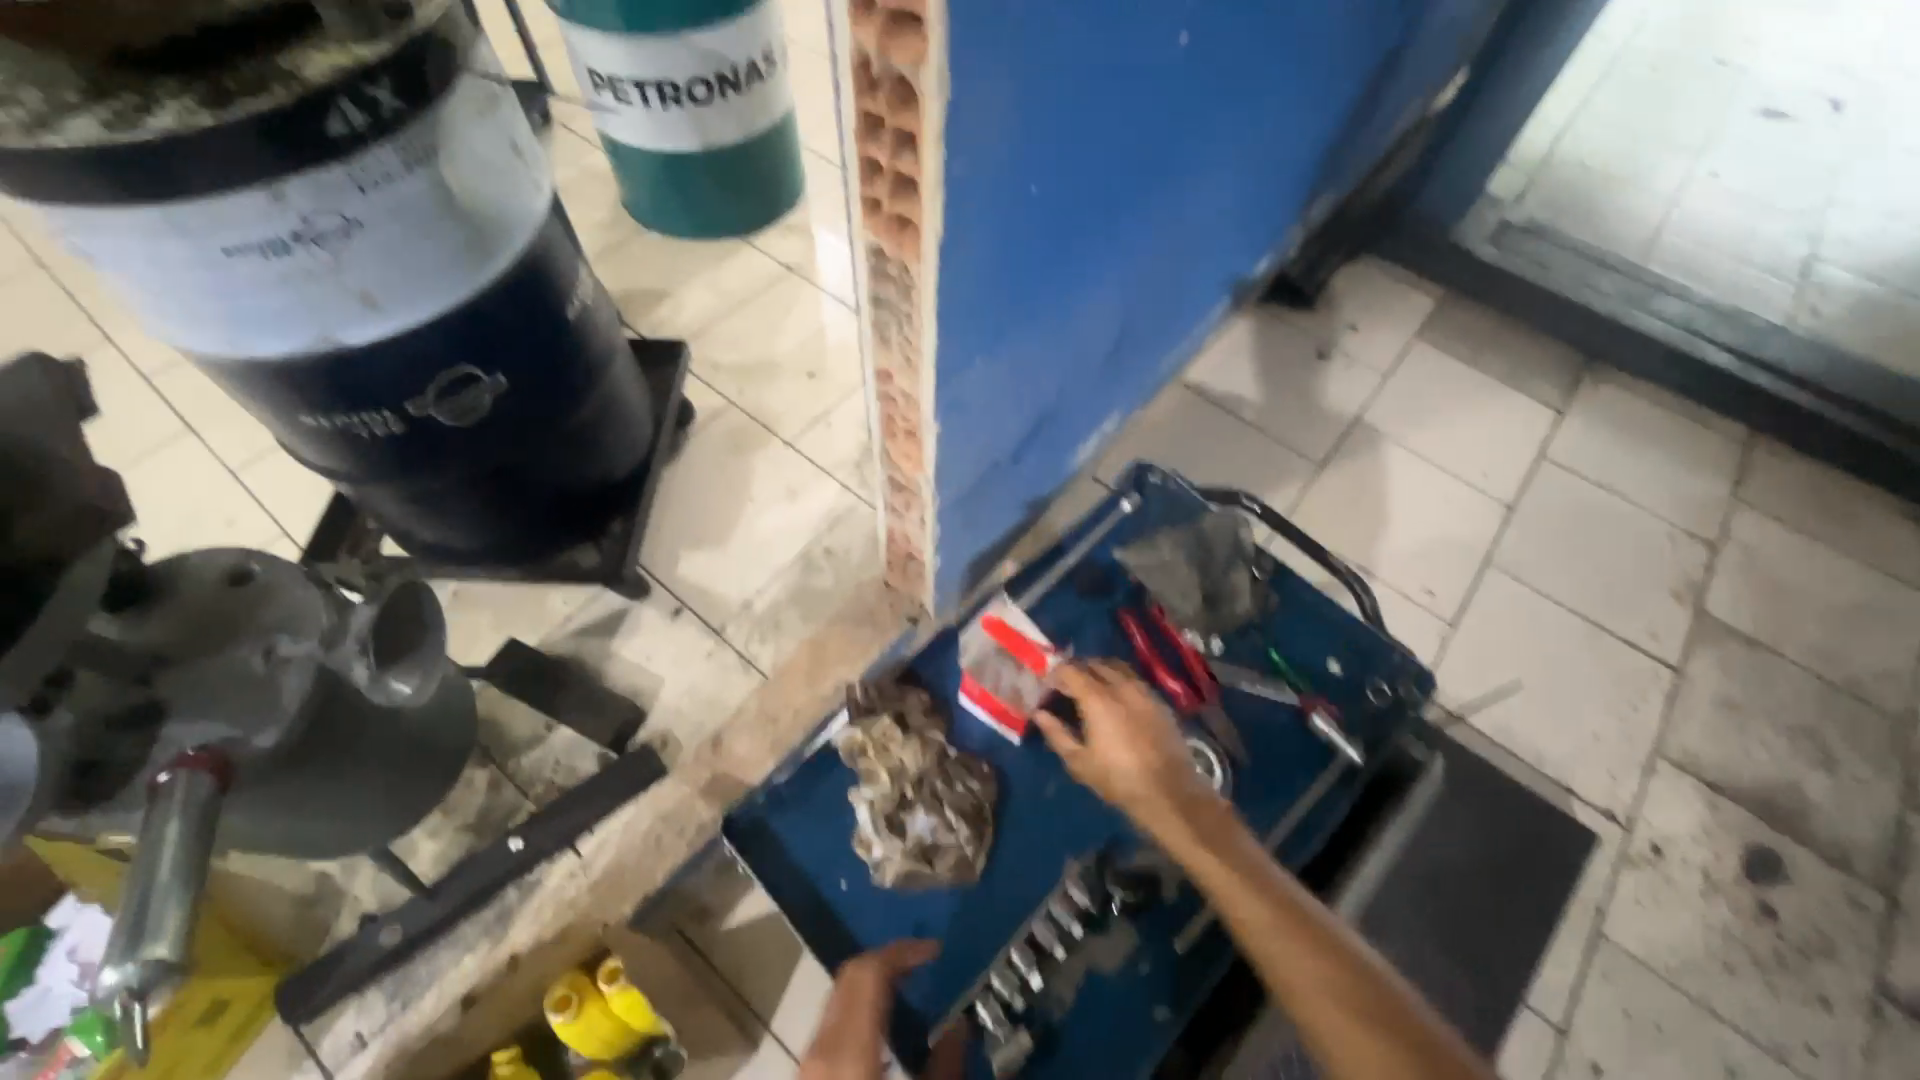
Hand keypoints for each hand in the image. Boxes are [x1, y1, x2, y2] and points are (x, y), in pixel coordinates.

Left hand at [799, 940, 965, 1079]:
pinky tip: (885, 1023)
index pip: (869, 971)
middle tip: (924, 958)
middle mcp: (821, 1044)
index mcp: (849, 1048)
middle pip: (850, 975)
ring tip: (909, 984)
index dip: (904, 950)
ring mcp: (807, 1058)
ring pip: (839, 995)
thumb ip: (945, 1064)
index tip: (936, 948)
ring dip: (872, 981)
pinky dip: (859, 1006)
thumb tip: (961, 1026)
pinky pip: (833, 1021)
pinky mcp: (807, 1071)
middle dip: (888, 959)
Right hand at [1033, 659, 1221, 831]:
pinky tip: (1117, 698)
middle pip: (1094, 663)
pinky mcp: (1159, 701)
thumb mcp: (1079, 761)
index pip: (1070, 670)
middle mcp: (1121, 686)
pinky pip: (1135, 679)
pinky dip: (1120, 680)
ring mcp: (1144, 691)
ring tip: (1090, 687)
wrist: (1168, 791)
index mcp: (1097, 699)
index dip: (1055, 674)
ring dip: (1099, 670)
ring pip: (1117, 667)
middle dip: (1076, 669)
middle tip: (1066, 686)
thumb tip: (1039, 714)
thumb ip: (1056, 733)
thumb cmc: (1117, 778)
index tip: (1047, 686)